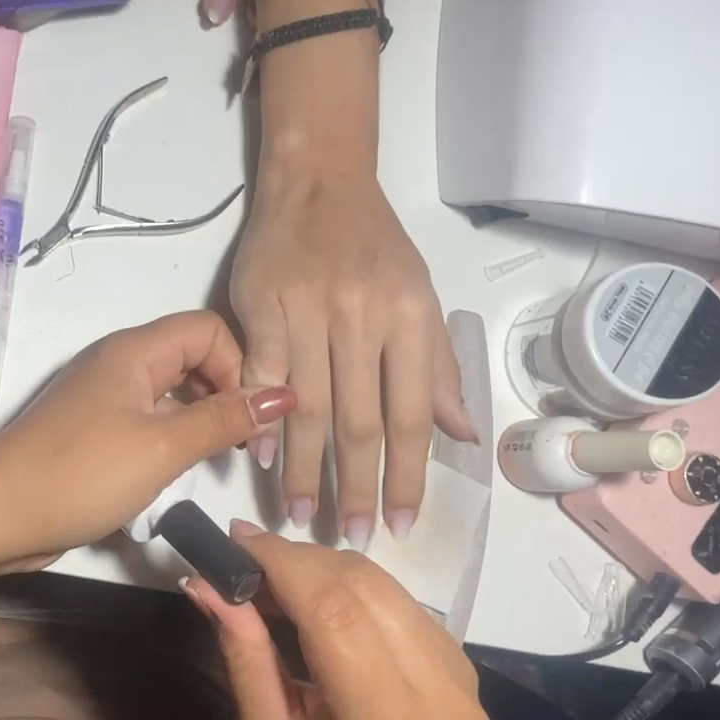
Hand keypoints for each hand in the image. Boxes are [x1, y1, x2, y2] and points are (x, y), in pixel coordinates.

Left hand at [0, 311, 294, 569]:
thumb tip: (283, 395)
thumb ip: (224, 419)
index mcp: (134, 351)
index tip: (253, 418)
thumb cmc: (80, 474)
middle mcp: (120, 365)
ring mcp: (104, 400)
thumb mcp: (162, 447)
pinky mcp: (95, 433)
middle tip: (247, 445)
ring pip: (172, 395)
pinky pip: (148, 423)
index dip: (240, 366)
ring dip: (202, 422)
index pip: (208, 330)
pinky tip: (178, 476)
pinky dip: (172, 441)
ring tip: (218, 462)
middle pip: (192, 359)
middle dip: (227, 394)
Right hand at [182, 523, 491, 719]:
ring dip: (320, 564)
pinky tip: (316, 596)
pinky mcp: (463, 656)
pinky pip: (395, 594)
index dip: (283, 564)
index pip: (334, 613)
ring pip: (380, 580)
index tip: (236, 541)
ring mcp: (460, 672)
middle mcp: (437, 692)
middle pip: (360, 584)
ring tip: (275, 579)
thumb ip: (243, 658)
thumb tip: (205, 584)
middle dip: (296, 557)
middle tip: (245, 561)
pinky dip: (347, 580)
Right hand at [231, 43, 473, 549]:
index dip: (410, 475)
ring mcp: (310, 312)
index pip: (413, 413)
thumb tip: (459, 435)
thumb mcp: (421, 295)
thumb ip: (439, 366)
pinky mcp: (263, 305)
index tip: (402, 525)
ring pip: (308, 405)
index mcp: (410, 319)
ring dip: (305, 467)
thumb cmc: (371, 243)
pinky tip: (261, 457)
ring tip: (302, 515)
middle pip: (359, 419)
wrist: (318, 183)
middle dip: (355, 485)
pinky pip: (262, 372)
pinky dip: (262, 417)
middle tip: (348, 535)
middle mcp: (365, 318)